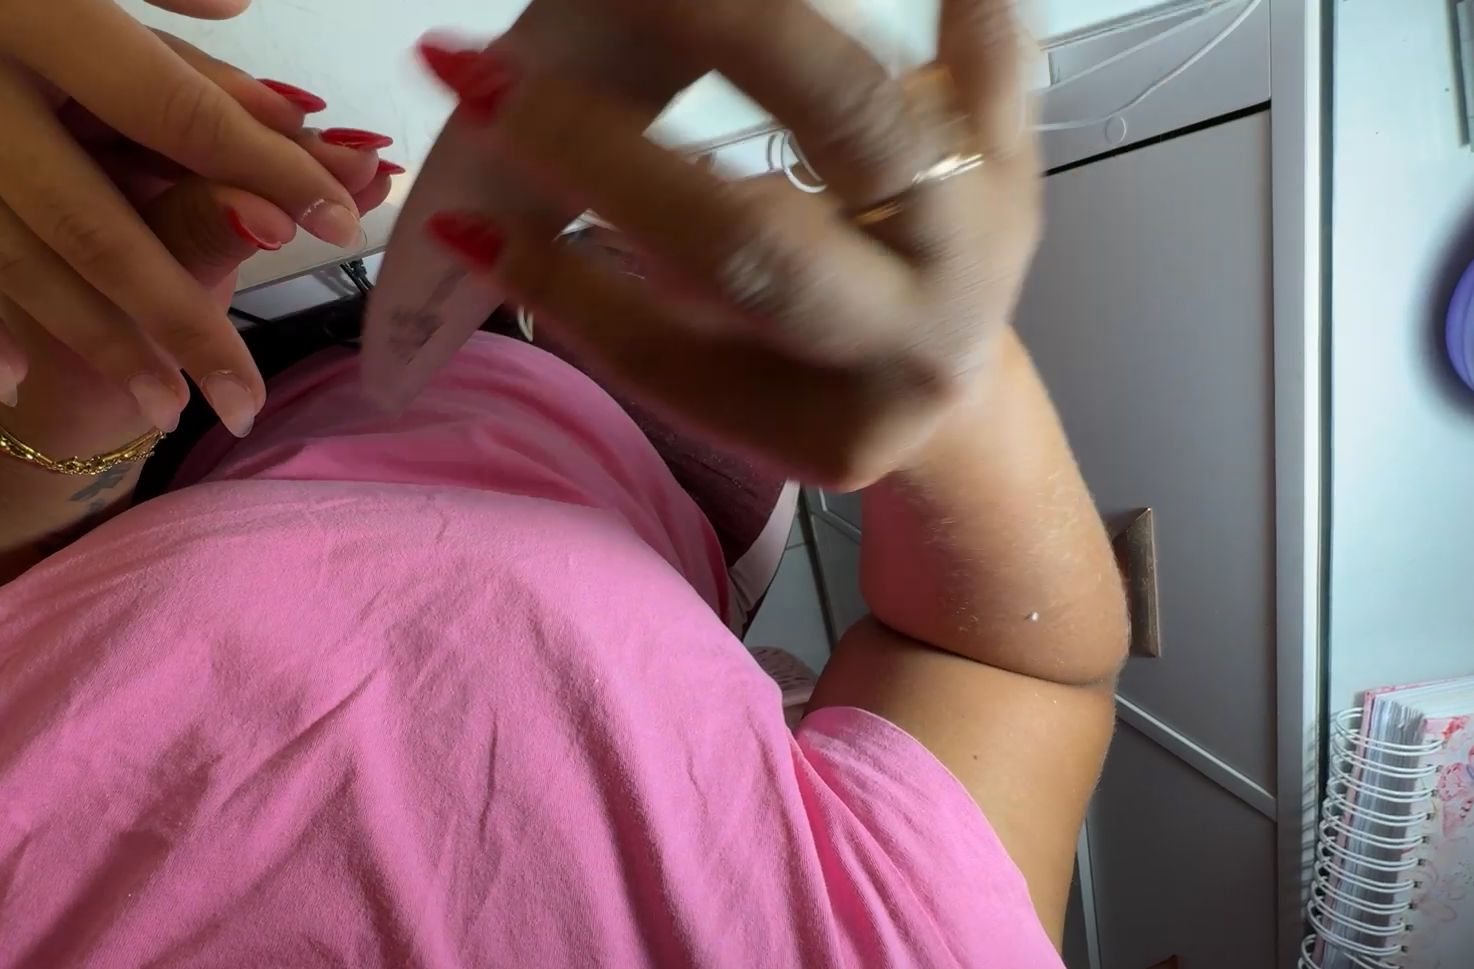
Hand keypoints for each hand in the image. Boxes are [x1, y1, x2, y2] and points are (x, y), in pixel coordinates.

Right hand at [0, 0, 386, 426]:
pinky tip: (11, 374)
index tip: (340, 219)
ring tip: (165, 409)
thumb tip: (243, 28)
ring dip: (92, 344)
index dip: (267, 169)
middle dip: (182, 326)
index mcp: (25, 4)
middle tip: (244, 401)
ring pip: (10, 260)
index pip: (179, 112)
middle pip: (98, 232)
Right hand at [414, 0, 1038, 489]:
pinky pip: (994, 55)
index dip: (562, 290)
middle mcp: (907, 332)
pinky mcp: (1011, 154)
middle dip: (611, 160)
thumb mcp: (720, 397)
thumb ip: (617, 324)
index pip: (671, 359)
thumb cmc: (806, 392)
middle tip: (501, 82)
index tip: (463, 219)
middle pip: (753, 243)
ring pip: (855, 117)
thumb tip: (486, 231)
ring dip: (728, 31)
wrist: (941, 381)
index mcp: (824, 422)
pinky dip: (950, 3)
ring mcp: (976, 233)